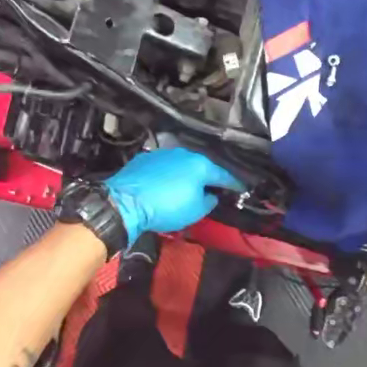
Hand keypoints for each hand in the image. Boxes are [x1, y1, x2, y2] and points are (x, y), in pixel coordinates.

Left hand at [104, 147, 245, 246]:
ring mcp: (163, 154)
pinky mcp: (145, 158)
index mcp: (201, 165)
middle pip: (202, 167)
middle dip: (208, 178)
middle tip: (214, 189)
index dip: (233, 184)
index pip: (223, 175)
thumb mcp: (195, 212)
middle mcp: (184, 154)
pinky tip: (166, 185)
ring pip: (182, 165)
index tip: (240, 188)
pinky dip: (169, 174)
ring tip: (188, 187)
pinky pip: (164, 167)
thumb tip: (210, 196)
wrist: (127, 202)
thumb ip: (208, 201)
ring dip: (187, 175)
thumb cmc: (166, 207)